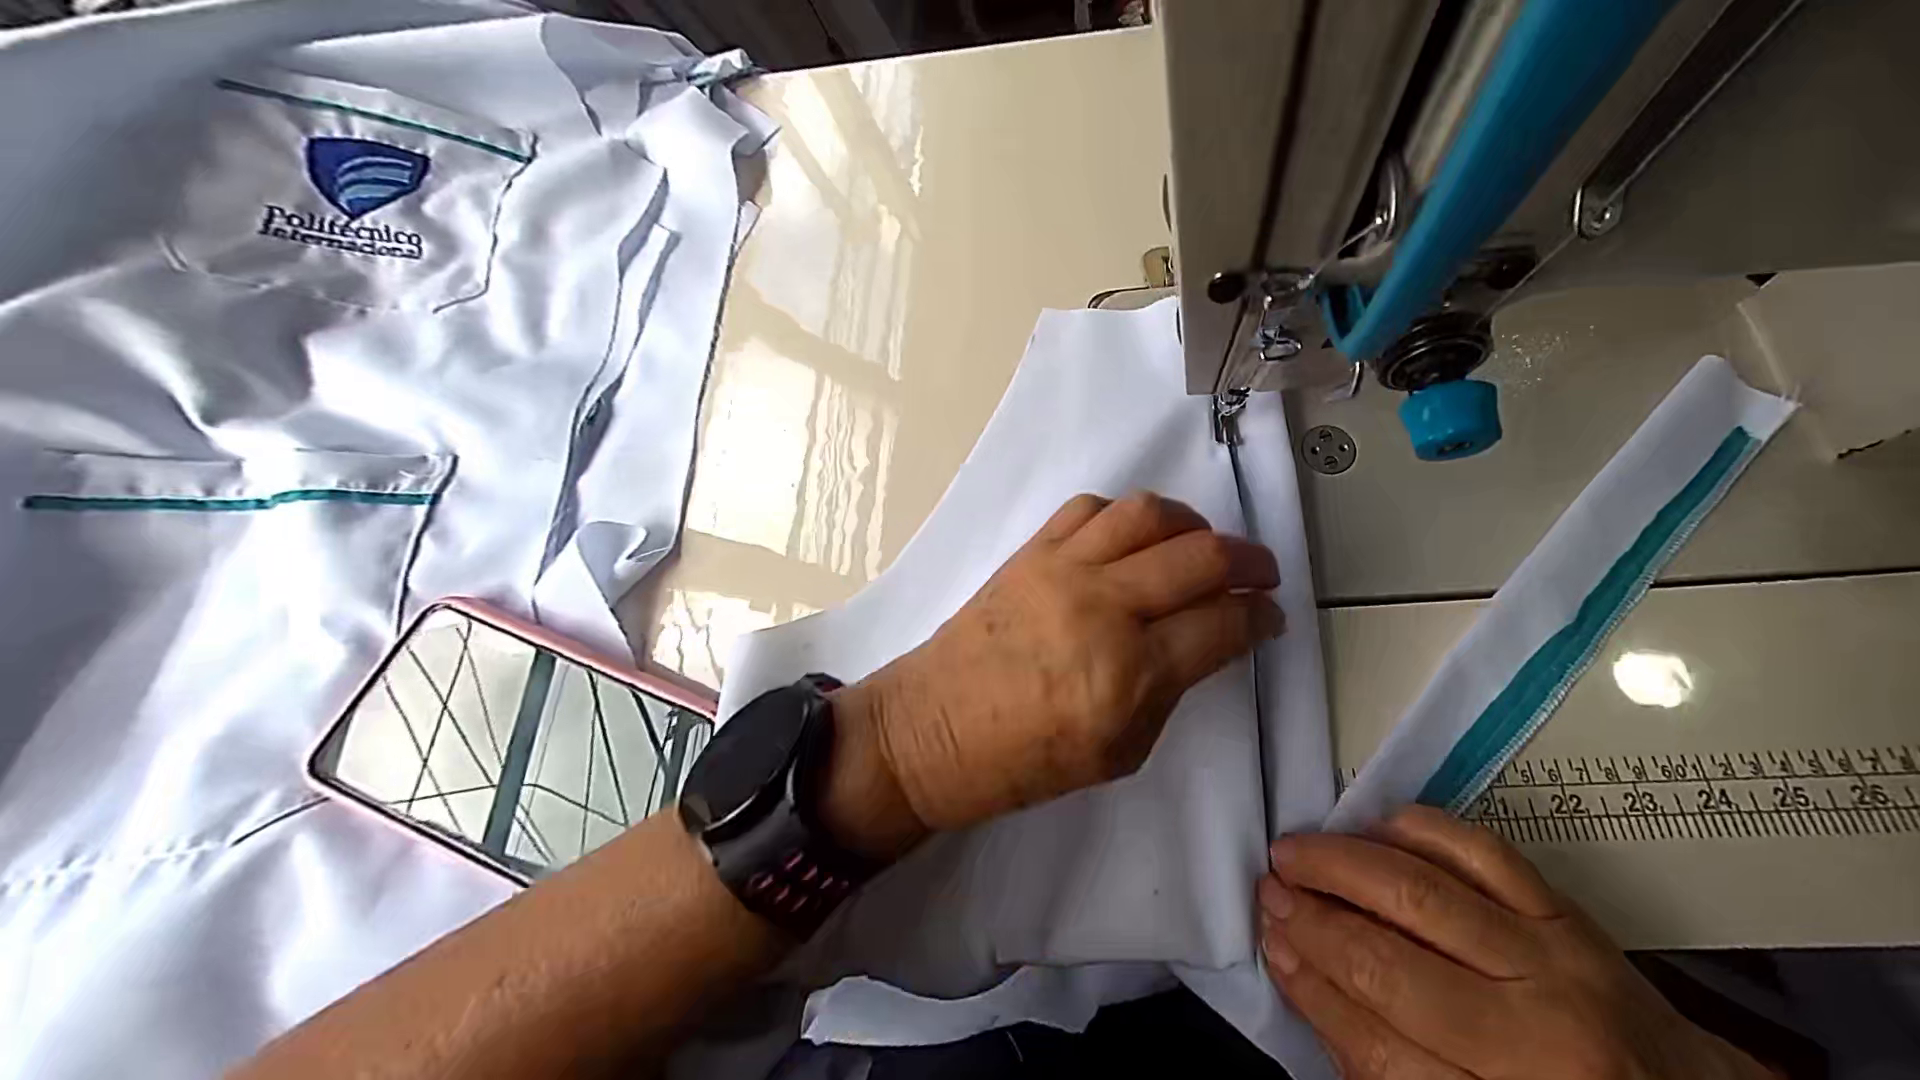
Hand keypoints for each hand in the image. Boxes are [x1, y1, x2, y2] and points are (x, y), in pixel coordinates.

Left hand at [821, 492, 1282, 855]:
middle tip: (1259, 573)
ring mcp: (1062, 570)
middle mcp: (1102, 608)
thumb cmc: (1024, 760)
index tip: (1268, 616)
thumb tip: (1204, 639)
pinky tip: (1133, 538)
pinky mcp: (1029, 553)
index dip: (1259, 617)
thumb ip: (1169, 689)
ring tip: (1201, 545)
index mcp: (1130, 674)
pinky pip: (1088, 509)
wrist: (933, 728)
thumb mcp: (1120, 752)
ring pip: (1147, 514)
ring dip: (1191, 524)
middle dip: (1248, 560)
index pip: (1223, 623)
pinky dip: (1124, 516)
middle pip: (1199, 556)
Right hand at [1258, 806, 1777, 1079]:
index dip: (1308, 987)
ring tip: (1293, 851)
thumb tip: (1297, 969)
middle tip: (1269, 891)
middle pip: (1389, 964)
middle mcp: (1537, 1038)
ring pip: (1422, 893)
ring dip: (1341, 864)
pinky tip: (1373, 824)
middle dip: (1312, 921)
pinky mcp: (1568, 914)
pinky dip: (1419, 827)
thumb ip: (1377, 1054)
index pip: (1376, 1044)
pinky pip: (1483, 852)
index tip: (1270, 943)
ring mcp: (1556, 963)